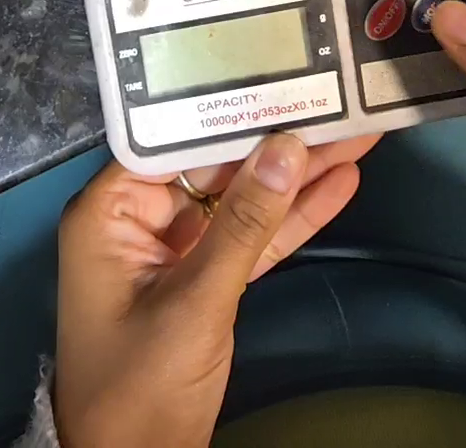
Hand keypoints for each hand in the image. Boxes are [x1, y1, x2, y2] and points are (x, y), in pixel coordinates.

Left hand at [53, 132, 379, 447]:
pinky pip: (251, 237)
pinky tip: (337, 185)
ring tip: (353, 136)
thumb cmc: (141, 385)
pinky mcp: (206, 276)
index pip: (174, 141)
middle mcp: (143, 215)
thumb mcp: (195, 301)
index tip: (277, 80)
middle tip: (333, 105)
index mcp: (113, 207)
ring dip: (295, 176)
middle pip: (216, 166)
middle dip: (276, 142)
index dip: (227, 111)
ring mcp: (177, 245)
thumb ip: (243, 222)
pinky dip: (291, 218)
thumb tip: (287, 147)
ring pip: (241, 199)